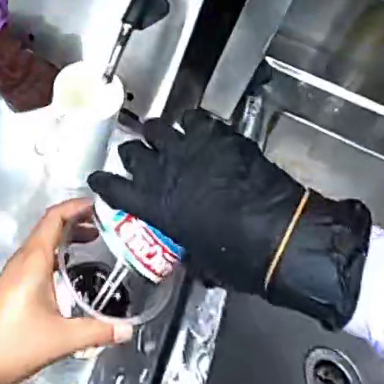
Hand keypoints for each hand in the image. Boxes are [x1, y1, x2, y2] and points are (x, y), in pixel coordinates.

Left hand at [0, 199, 131, 383]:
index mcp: (33, 259)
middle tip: (103, 223)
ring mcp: (15, 270)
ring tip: (93, 241)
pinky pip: (37, 256)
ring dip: (66, 235)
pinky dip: (56, 252)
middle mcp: (23, 258)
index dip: (76, 206)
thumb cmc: (13, 343)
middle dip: (76, 219)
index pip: (54, 217)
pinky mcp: (12, 284)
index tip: (99, 205)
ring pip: (43, 241)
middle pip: (49, 225)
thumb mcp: (61, 339)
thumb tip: (125, 329)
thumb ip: (96, 332)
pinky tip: (70, 270)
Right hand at [87, 109, 372, 328]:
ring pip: (158, 127)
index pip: (114, 188)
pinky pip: (194, 119)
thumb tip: (187, 253)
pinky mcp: (216, 136)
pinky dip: (193, 123)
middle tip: (140, 158)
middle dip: (133, 154)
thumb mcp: (202, 264)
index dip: (103, 183)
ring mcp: (189, 149)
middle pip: (133, 151)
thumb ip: (184, 250)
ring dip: (158, 133)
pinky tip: (198, 129)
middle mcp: (165, 172)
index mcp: (155, 205)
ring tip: (163, 136)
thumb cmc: (243, 261)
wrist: (283, 238)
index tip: (99, 179)